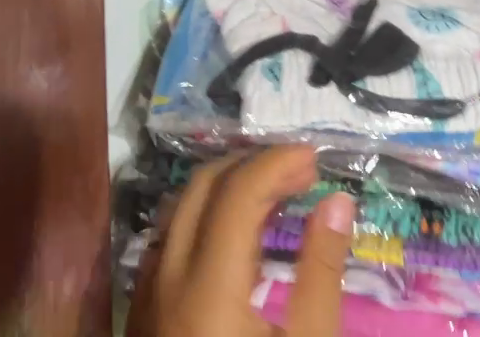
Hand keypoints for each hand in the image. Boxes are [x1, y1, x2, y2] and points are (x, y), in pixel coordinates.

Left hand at [128, 146, 354, 336]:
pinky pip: (169, 240)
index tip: (318, 160)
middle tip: (302, 173)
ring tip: (279, 194)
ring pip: (180, 208)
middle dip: (254, 165)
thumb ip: (322, 273)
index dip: (279, 162)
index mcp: (208, 291)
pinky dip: (207, 217)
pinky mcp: (142, 318)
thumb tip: (337, 201)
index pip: (239, 192)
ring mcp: (146, 299)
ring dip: (229, 187)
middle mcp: (166, 281)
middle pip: (203, 187)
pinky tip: (240, 236)